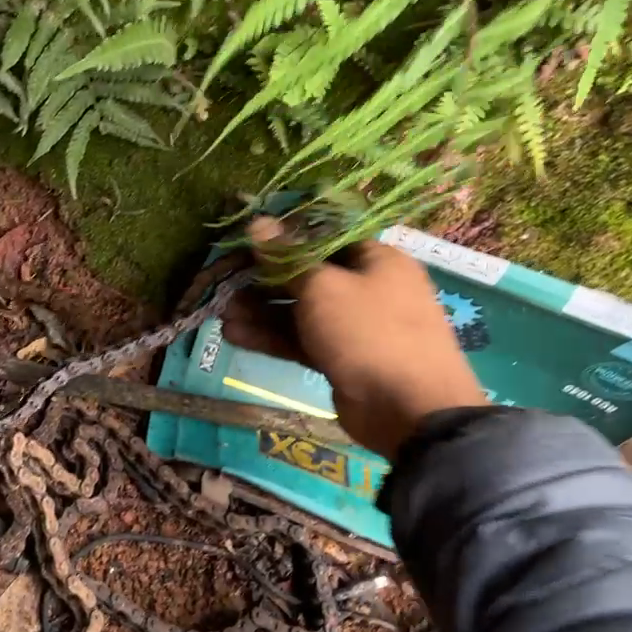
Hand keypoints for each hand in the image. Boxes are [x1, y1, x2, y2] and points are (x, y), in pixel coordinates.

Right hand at [221, 216, 487, 458]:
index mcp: (376, 260)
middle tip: (224, 283)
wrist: (410, 409)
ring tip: (221, 314)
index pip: (323, 237)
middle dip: (261, 281)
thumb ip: (285, 257)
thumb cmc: (368, 332)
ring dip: (259, 311)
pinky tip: (233, 335)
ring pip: (298, 310)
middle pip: (305, 275)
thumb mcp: (322, 287)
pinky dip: (270, 336)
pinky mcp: (340, 356)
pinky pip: (300, 338)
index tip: (244, 240)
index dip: (282, 237)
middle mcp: (367, 288)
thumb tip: (257, 221)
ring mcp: (354, 325)